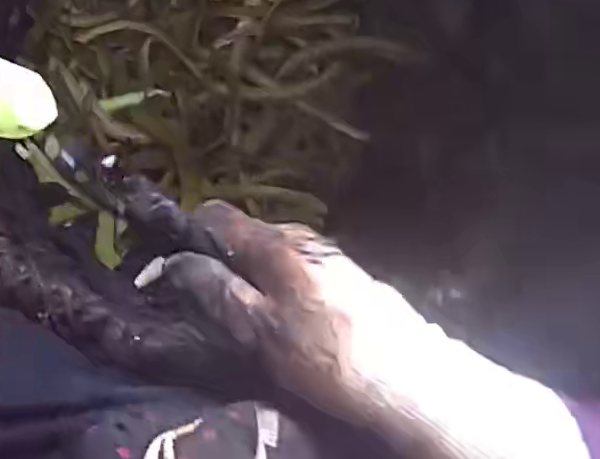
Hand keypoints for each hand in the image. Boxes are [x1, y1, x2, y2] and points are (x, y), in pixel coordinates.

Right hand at [147, 202, 588, 458]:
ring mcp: (325, 251)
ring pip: (270, 249)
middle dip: (221, 255)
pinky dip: (281, 281)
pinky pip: (297, 265)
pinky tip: (294, 319)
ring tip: (254, 313)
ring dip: (252, 271)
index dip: (188, 231)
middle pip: (242, 231)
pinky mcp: (346, 273)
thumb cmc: (333, 360)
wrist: (424, 386)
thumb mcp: (263, 334)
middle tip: (214, 297)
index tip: (176, 261)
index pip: (214, 213)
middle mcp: (297, 234)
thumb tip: (175, 261)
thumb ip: (217, 291)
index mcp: (272, 242)